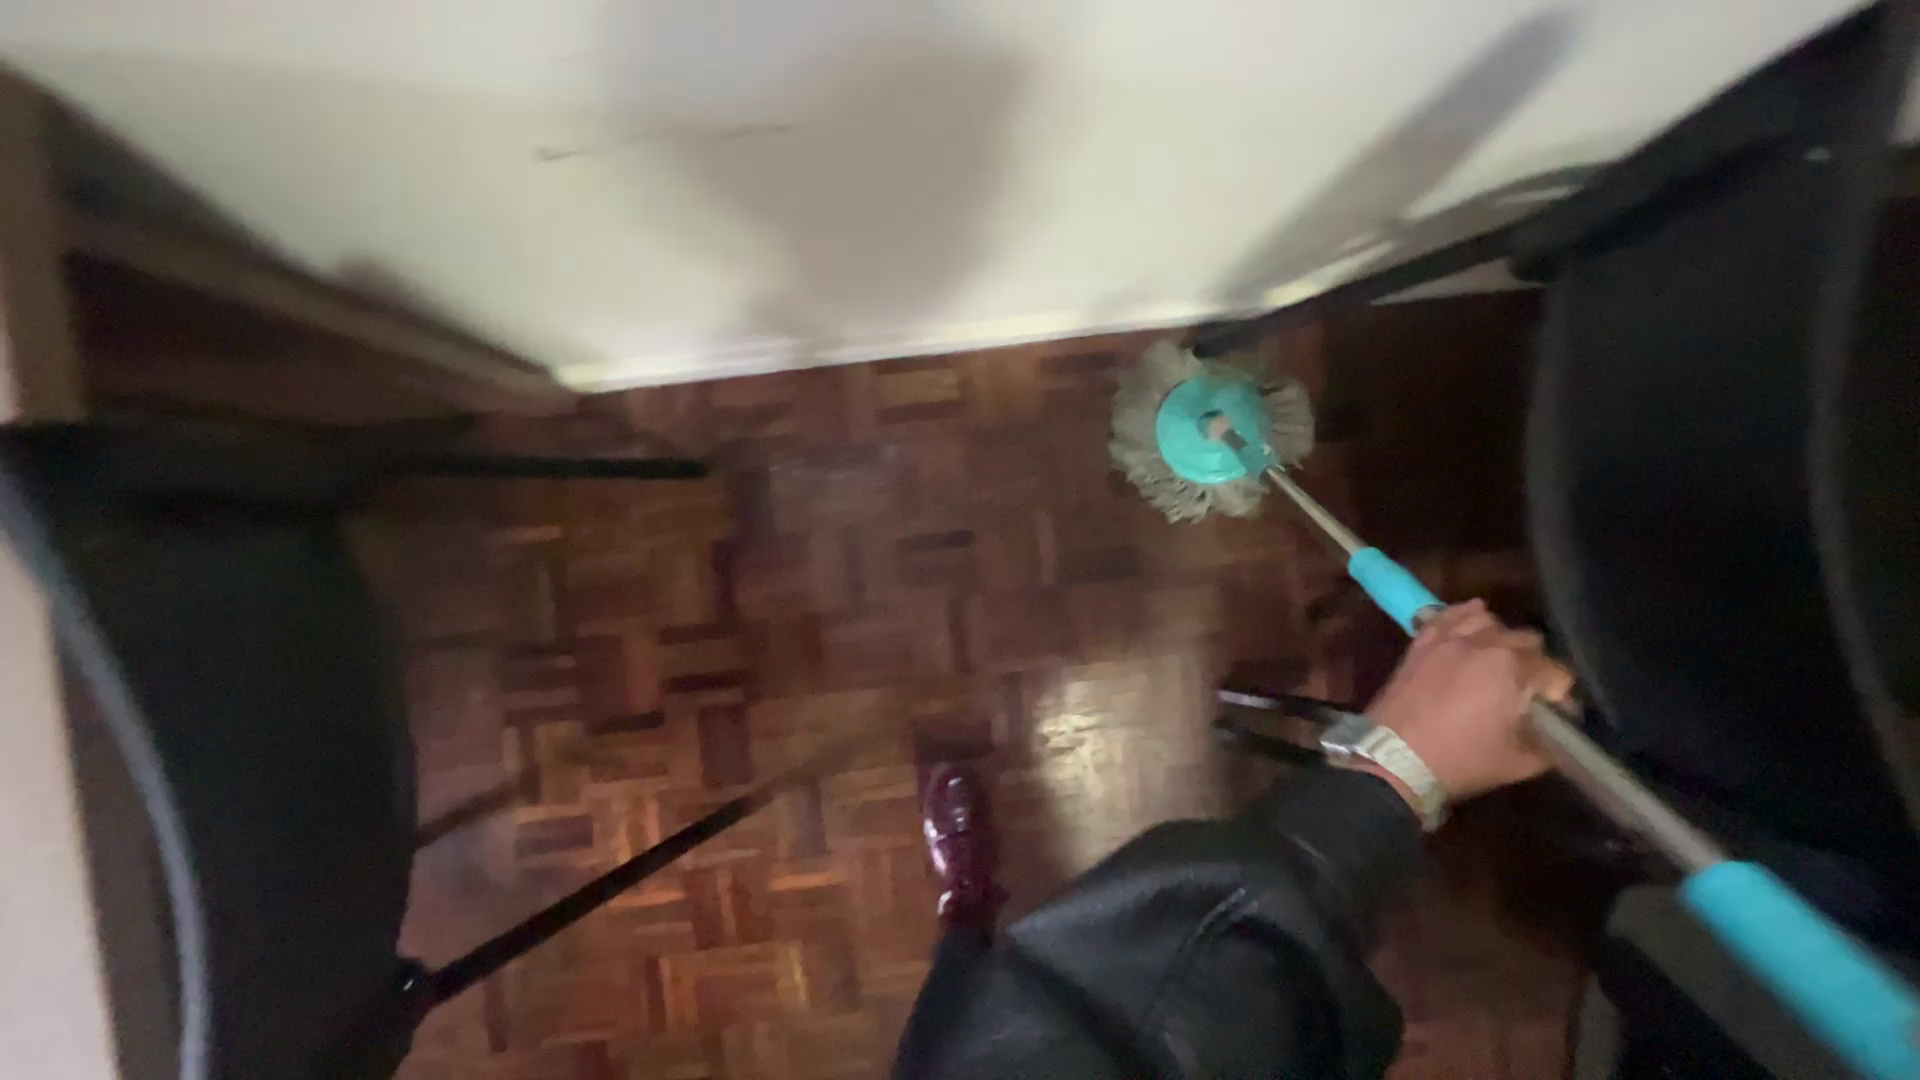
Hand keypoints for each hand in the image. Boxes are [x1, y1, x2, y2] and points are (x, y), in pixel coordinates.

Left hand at [1361, 600, 1572, 801]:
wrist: (1396, 756)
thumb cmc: (1461, 759)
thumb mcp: (1521, 760)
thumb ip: (1551, 740)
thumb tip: (1560, 727)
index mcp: (1512, 668)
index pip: (1555, 671)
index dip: (1560, 694)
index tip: (1555, 713)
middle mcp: (1482, 644)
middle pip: (1526, 640)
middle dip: (1536, 664)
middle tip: (1528, 689)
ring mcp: (1447, 640)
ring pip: (1488, 621)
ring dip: (1502, 638)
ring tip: (1502, 660)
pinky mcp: (1421, 644)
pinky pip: (1446, 616)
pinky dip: (1463, 615)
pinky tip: (1473, 620)